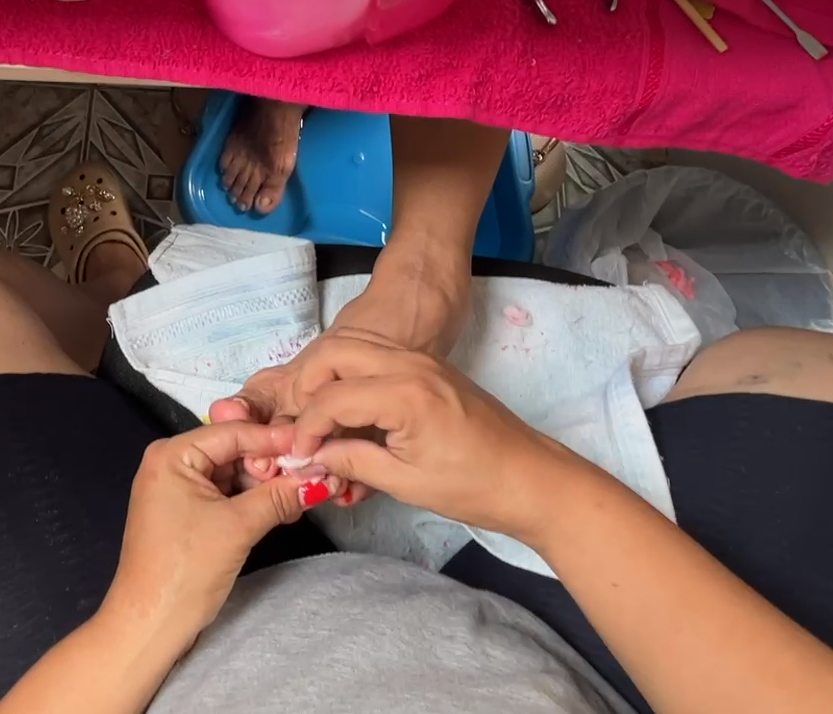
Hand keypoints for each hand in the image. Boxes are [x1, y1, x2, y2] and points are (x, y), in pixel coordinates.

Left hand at [102, 421, 317, 645]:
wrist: (149, 626)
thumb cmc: (184, 570)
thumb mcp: (237, 527)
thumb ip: (278, 496)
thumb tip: (317, 478)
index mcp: (172, 453)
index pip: (233, 432)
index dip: (274, 438)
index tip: (310, 441)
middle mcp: (171, 461)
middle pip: (232, 450)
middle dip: (270, 464)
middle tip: (310, 473)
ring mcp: (177, 486)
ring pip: (231, 472)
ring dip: (265, 484)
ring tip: (301, 493)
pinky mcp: (185, 510)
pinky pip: (224, 492)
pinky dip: (251, 499)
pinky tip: (281, 506)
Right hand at [288, 331, 595, 542]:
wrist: (534, 478)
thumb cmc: (475, 487)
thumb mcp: (406, 483)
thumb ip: (352, 462)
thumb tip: (312, 456)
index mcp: (405, 394)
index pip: (332, 397)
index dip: (307, 426)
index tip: (299, 453)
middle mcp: (409, 363)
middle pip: (335, 352)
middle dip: (308, 385)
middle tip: (304, 424)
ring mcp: (419, 359)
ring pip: (353, 344)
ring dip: (328, 374)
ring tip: (321, 414)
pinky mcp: (426, 364)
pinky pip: (374, 353)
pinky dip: (350, 372)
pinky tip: (348, 404)